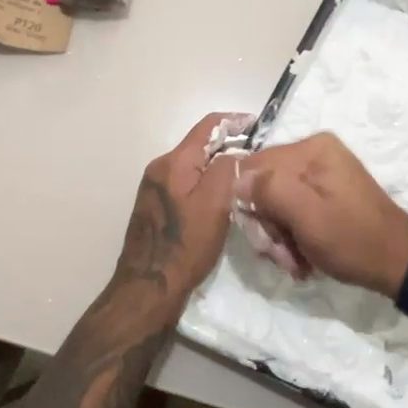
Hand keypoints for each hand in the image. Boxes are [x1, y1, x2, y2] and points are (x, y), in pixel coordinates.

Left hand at [117, 113, 250, 299]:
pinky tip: (223, 199)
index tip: (258, 125)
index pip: (207, 126)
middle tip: (258, 156)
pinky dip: (206, 184)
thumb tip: (236, 153)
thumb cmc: (186, 244)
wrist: (149, 286)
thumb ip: (228, 168)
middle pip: (199, 146)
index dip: (234, 121)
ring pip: (193, 167)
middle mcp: (159, 169)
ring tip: (246, 177)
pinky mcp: (155, 208)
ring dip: (218, 166)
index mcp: (173, 162)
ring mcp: (154, 189)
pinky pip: (186, 184)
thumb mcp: (215, 203)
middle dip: (228, 145)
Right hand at [239, 134, 407, 295]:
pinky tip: (303, 258)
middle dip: (269, 227)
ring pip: (276, 203)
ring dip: (280, 238)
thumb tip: (237, 177)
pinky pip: (293, 210)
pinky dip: (294, 237)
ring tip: (296, 262)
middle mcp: (315, 153)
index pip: (254, 167)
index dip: (251, 205)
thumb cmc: (352, 241)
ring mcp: (322, 173)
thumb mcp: (306, 216)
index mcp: (312, 149)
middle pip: (265, 187)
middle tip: (284, 256)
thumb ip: (269, 190)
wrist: (397, 264)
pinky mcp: (326, 194)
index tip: (266, 238)